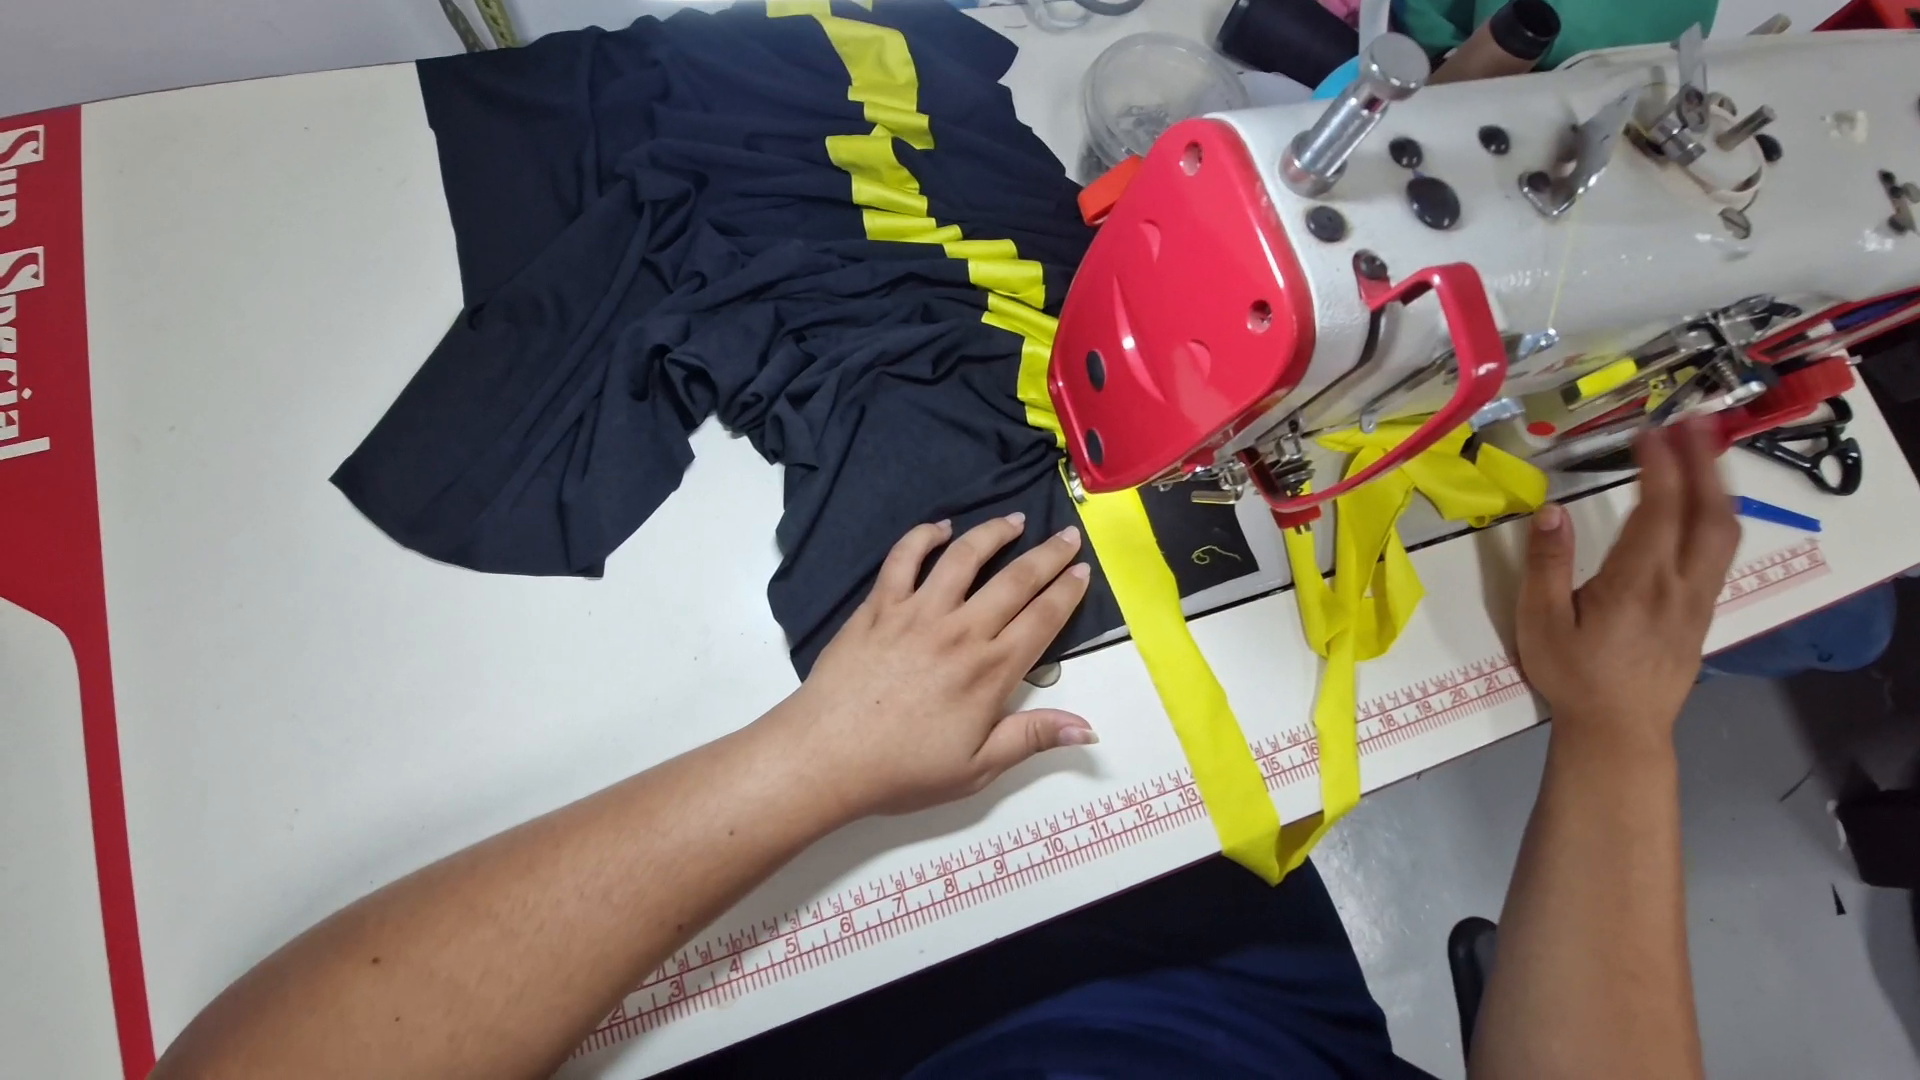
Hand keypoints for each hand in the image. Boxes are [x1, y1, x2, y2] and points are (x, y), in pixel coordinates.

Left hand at [769, 514, 1094, 817]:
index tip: (1083, 571)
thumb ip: (1032, 739)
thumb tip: (1088, 727)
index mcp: (990, 670)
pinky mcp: (879, 606)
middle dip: (1048, 555)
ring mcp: (917, 612)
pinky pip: (903, 559)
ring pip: (964, 557)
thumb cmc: (904, 769)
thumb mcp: (977, 768)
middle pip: (1015, 580)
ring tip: (1013, 520)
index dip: (1067, 592)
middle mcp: (960, 631)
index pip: (1042, 619)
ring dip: (993, 534)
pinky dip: (923, 537)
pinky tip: (940, 528)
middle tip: (1066, 535)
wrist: (828, 756)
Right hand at [1517, 419, 1740, 745]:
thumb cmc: (1571, 673)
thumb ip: (1547, 566)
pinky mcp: (1702, 612)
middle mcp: (1681, 585)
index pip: (1658, 512)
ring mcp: (1699, 599)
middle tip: (1691, 424)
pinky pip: (1720, 553)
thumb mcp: (1540, 621)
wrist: (1618, 727)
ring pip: (1725, 532)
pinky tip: (1703, 507)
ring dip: (1718, 486)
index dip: (1660, 466)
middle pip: (1709, 514)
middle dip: (1704, 463)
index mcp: (1638, 583)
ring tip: (1705, 453)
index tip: (1651, 432)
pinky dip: (1717, 516)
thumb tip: (1551, 512)